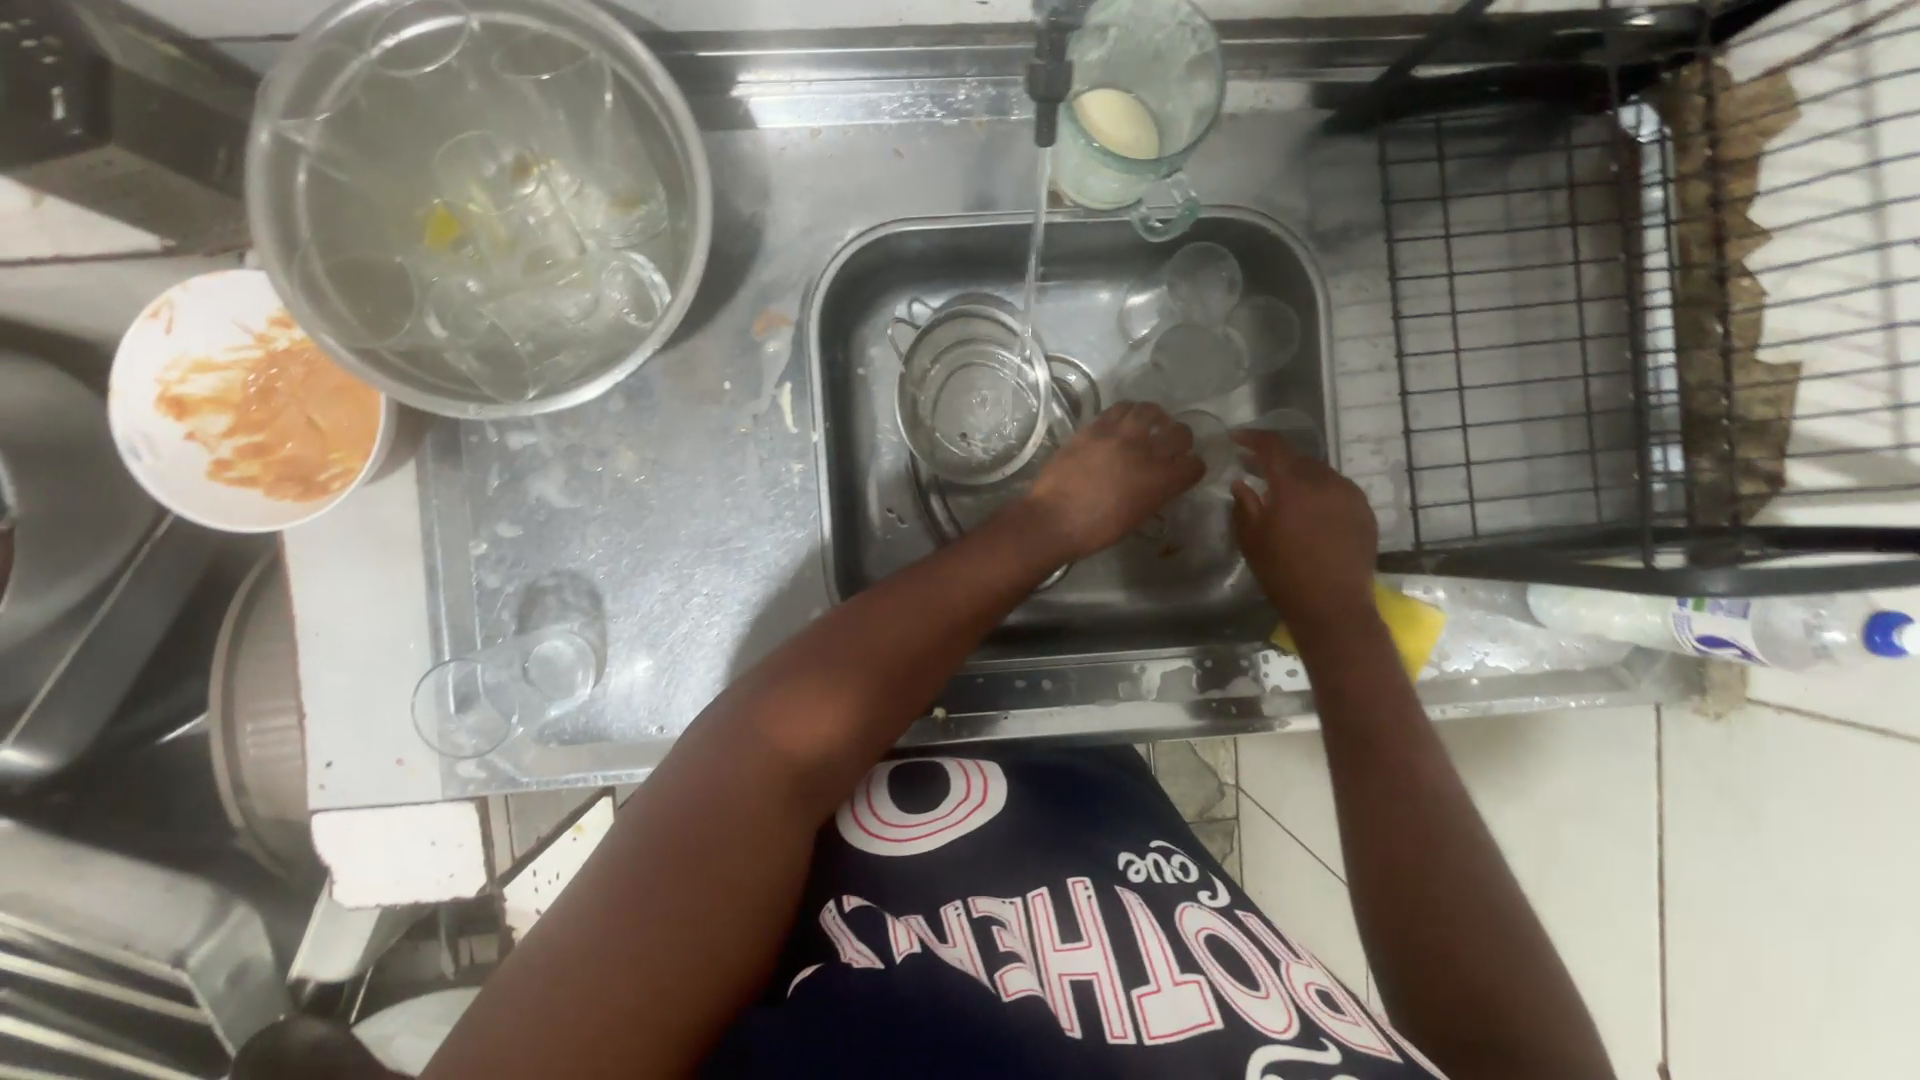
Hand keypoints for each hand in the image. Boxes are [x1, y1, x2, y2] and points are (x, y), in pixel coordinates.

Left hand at [1017, 402, 1205, 561]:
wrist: (1054, 518)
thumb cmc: (1096, 530)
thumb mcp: (1136, 516)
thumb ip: (1154, 493)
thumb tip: (1158, 481)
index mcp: (1161, 482)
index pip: (1194, 465)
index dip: (1192, 466)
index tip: (1185, 468)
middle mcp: (1146, 453)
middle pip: (1179, 432)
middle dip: (1180, 437)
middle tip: (1171, 441)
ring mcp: (1119, 436)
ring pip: (1149, 410)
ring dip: (1154, 416)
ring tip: (1148, 423)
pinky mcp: (1094, 428)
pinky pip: (1118, 409)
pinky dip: (1127, 413)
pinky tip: (1122, 422)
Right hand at [1230, 430, 1378, 636]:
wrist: (1333, 606)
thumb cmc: (1283, 574)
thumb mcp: (1252, 540)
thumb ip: (1243, 505)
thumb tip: (1241, 483)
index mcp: (1293, 485)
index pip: (1272, 446)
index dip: (1253, 437)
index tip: (1236, 438)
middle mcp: (1325, 481)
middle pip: (1298, 458)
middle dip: (1275, 460)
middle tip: (1255, 469)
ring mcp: (1350, 496)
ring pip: (1320, 473)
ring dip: (1299, 477)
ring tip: (1284, 493)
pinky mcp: (1365, 513)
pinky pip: (1337, 491)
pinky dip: (1319, 493)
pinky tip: (1310, 512)